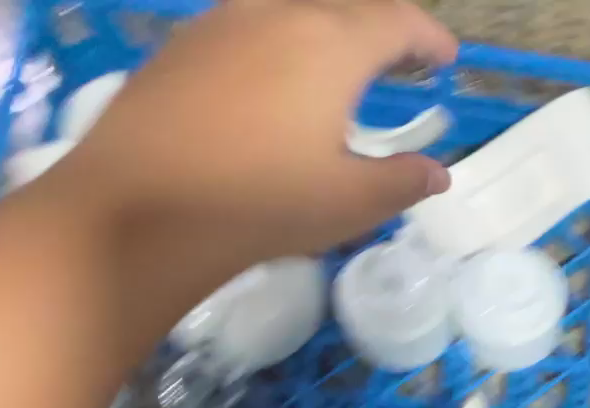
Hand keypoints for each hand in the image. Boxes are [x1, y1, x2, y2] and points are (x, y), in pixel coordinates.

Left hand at [55, 0, 457, 263]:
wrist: (143, 206)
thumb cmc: (265, 201)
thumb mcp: (352, 203)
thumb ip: (403, 182)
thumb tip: (436, 173)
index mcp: (331, 45)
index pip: (396, 22)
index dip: (428, 38)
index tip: (446, 59)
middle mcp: (277, 14)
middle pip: (346, 8)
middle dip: (384, 33)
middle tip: (405, 63)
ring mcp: (222, 22)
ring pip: (292, 13)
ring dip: (330, 35)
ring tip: (344, 72)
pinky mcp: (182, 45)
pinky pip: (250, 29)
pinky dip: (283, 45)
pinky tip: (278, 84)